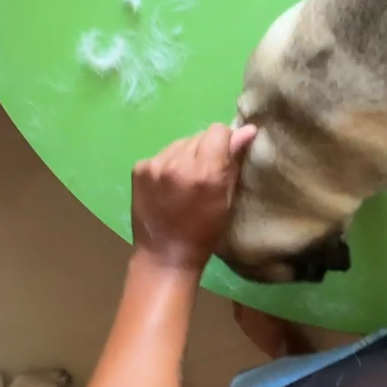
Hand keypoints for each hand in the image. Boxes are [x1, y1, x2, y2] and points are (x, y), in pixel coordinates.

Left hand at [130, 124, 257, 273]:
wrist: (165, 256)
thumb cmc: (204, 233)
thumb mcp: (227, 200)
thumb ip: (234, 162)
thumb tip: (247, 129)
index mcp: (205, 172)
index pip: (217, 131)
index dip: (224, 142)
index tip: (223, 160)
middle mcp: (178, 163)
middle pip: (198, 136)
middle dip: (205, 150)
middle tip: (204, 176)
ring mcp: (155, 164)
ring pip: (179, 144)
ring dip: (185, 156)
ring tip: (184, 182)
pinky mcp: (139, 169)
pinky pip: (161, 155)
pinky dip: (167, 165)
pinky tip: (167, 187)